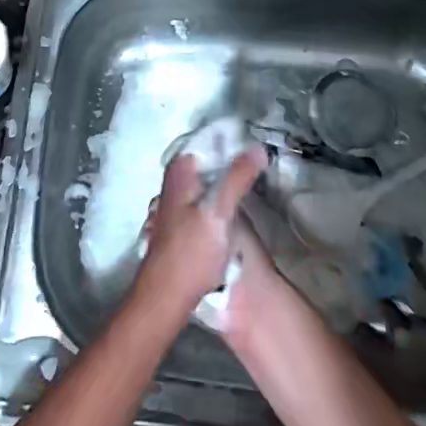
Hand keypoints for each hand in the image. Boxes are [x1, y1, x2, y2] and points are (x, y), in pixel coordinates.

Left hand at [134, 148, 269, 316]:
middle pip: (201, 162)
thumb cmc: (191, 249)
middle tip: (256, 155)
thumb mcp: (219, 211)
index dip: (221, 138)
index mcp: (178, 176)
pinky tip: (234, 204)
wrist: (168, 290)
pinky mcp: (182, 225)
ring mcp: (175, 206)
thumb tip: (257, 147)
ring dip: (223, 177)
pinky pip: (202, 199)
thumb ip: (236, 178)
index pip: (198, 144)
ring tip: (251, 175)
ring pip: (202, 182)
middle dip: (225, 156)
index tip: (247, 135)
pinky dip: (218, 195)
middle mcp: (172, 186)